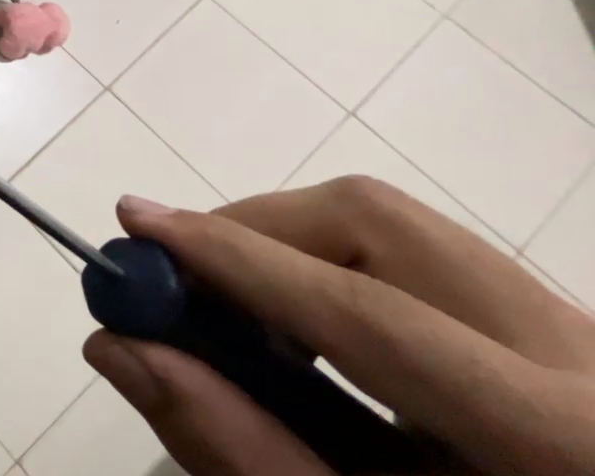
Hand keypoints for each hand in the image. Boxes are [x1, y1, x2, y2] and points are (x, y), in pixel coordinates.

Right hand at [84, 179, 594, 474]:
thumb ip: (238, 445)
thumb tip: (117, 346)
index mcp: (561, 438)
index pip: (365, 312)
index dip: (234, 259)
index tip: (132, 220)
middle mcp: (585, 360)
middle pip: (378, 225)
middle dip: (252, 232)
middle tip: (177, 276)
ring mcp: (576, 331)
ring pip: (392, 223)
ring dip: (282, 245)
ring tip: (234, 310)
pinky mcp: (546, 321)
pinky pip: (411, 252)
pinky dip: (324, 264)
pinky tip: (300, 329)